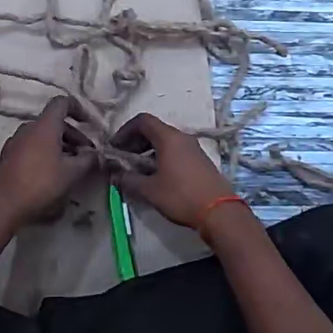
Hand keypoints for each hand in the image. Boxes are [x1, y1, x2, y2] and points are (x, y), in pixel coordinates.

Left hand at [0, 96, 96, 227]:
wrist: (3, 205)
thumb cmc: (41, 183)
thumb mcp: (72, 173)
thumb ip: (88, 159)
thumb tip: (96, 154)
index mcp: (44, 126)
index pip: (62, 103)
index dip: (78, 109)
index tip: (90, 124)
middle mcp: (28, 129)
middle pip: (54, 122)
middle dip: (73, 136)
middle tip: (86, 154)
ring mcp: (15, 143)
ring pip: (42, 136)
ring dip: (60, 146)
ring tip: (72, 166)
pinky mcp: (8, 157)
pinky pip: (32, 147)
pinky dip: (46, 153)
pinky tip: (53, 173)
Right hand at [112, 113, 235, 228]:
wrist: (219, 211)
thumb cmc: (181, 196)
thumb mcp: (149, 190)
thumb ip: (127, 179)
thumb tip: (113, 175)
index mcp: (169, 138)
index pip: (142, 121)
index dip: (124, 131)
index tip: (115, 148)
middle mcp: (182, 138)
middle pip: (154, 130)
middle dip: (134, 142)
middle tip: (123, 159)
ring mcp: (194, 149)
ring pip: (165, 142)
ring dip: (147, 151)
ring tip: (137, 170)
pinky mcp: (200, 161)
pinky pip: (176, 152)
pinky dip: (161, 157)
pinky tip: (155, 177)